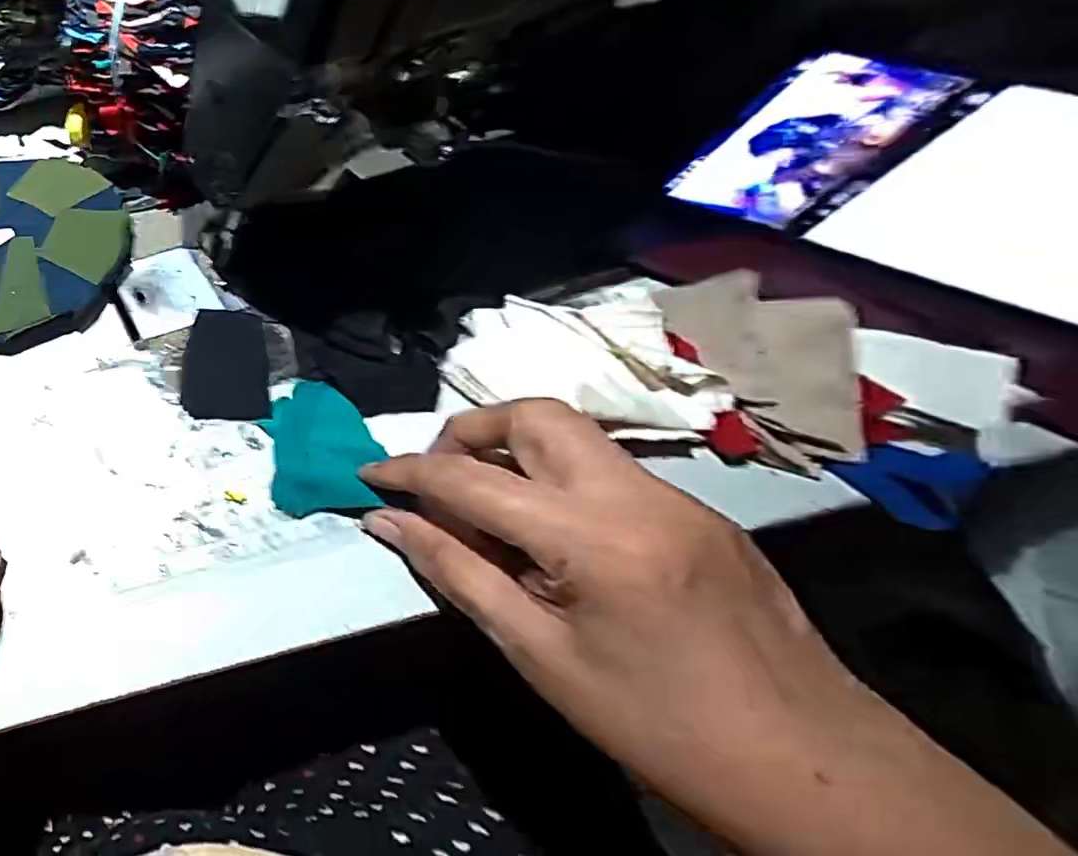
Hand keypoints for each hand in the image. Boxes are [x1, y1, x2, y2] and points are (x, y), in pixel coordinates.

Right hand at [359, 399, 1067, 855]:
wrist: (823, 775)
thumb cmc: (658, 725)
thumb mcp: (537, 654)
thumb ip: (455, 572)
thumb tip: (387, 523)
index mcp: (594, 539)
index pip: (471, 480)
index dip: (408, 472)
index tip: (368, 475)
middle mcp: (637, 496)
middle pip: (534, 415)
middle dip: (470, 432)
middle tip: (440, 480)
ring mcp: (677, 498)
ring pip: (572, 433)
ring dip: (512, 450)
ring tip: (486, 506)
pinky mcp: (699, 513)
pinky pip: (605, 468)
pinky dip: (554, 478)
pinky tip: (549, 536)